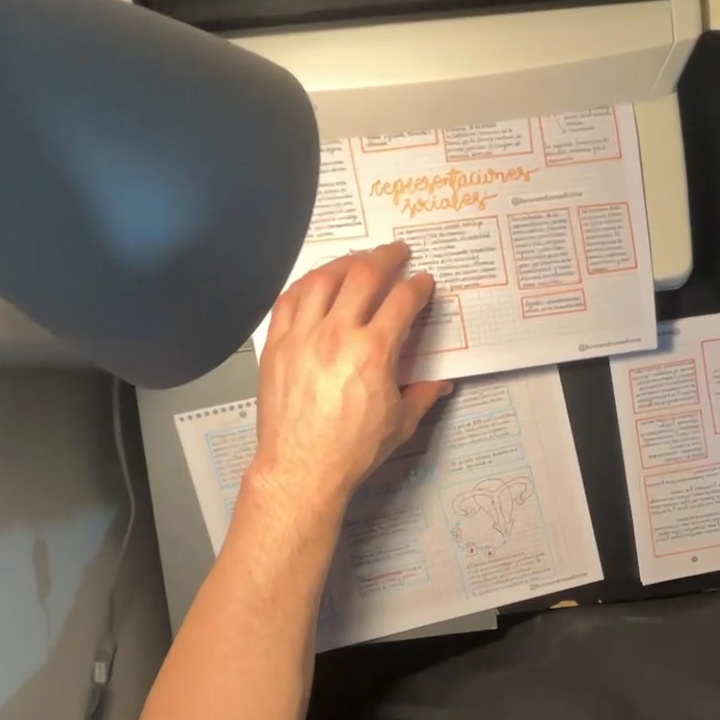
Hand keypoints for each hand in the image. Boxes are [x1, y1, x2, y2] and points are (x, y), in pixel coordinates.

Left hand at [251, 242, 451, 508]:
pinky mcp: (278, 345)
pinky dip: (307, 283)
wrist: (302, 467)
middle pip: (363, 276)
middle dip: (385, 258)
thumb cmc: (351, 450)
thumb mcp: (400, 424)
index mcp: (373, 352)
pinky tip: (317, 280)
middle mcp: (337, 334)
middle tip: (396, 252)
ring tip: (359, 260)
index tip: (424, 282)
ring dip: (345, 262)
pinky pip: (290, 299)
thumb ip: (423, 396)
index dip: (418, 287)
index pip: (402, 302)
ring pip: (323, 279)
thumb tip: (441, 384)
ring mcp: (303, 336)